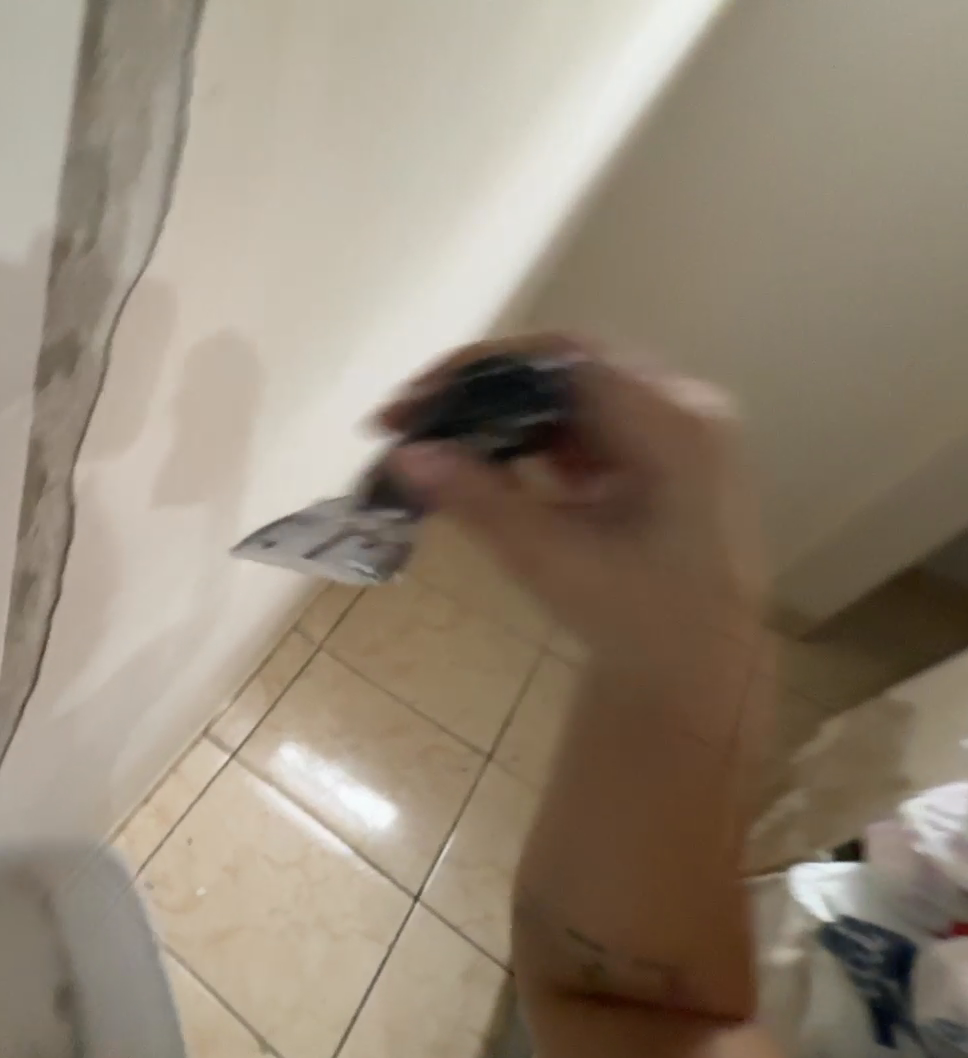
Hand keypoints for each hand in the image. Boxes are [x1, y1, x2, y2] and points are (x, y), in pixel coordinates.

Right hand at [380, 334, 763, 670]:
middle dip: (471, 388)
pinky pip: (567, 423)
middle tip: (405, 420)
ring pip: (556, 393)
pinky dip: (512, 435)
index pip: (559, 358)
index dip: (475, 369)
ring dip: (487, 411)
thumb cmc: (631, 613)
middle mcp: (674, 410)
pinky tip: (474, 462)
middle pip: (555, 367)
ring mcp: (661, 432)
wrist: (690, 665)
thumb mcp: (545, 555)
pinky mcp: (642, 455)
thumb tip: (401, 454)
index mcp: (670, 423)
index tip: (411, 404)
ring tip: (428, 439)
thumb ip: (474, 497)